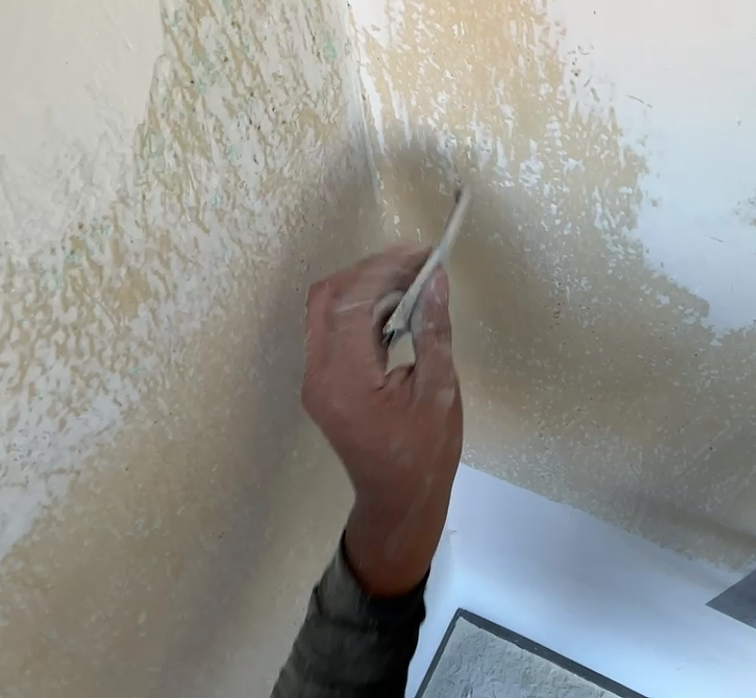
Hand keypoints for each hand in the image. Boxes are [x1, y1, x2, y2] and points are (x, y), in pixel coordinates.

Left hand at [302, 245, 463, 596]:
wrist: (399, 500)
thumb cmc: (426, 451)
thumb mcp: (440, 390)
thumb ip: (434, 330)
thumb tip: (436, 277)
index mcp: (346, 379)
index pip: (352, 301)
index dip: (385, 268)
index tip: (422, 254)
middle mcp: (319, 374)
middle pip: (328, 297)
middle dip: (371, 270)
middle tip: (417, 263)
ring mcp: (315, 378)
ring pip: (326, 308)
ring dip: (365, 285)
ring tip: (412, 278)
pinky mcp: (323, 381)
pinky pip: (332, 327)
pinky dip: (361, 307)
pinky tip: (396, 304)